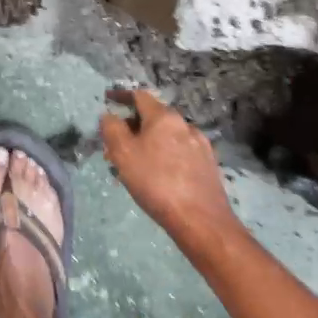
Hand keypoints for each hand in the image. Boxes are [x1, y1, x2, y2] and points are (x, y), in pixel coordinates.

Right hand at [100, 89, 236, 240]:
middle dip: (134, 125)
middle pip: (154, 117)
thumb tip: (111, 116)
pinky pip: (180, 152)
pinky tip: (159, 175)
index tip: (108, 100)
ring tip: (136, 162)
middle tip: (118, 142)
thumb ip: (111, 127)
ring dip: (150, 142)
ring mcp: (201, 146)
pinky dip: (165, 155)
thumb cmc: (156, 182)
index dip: (121, 96)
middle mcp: (186, 125)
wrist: (202, 222)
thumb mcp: (122, 152)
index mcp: (164, 117)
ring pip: (167, 136)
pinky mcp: (209, 166)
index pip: (139, 96)